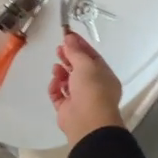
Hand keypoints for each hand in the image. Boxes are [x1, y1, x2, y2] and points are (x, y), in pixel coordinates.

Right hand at [49, 31, 125, 146]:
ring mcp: (80, 98)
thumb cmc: (92, 89)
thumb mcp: (86, 65)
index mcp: (104, 75)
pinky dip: (55, 88)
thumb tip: (69, 37)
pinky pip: (59, 94)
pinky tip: (54, 83)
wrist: (88, 121)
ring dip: (61, 72)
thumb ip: (76, 51)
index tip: (67, 35)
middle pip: (79, 68)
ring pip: (68, 81)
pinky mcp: (66, 108)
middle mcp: (93, 86)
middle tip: (58, 49)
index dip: (80, 45)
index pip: (92, 56)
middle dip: (68, 58)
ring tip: (56, 68)